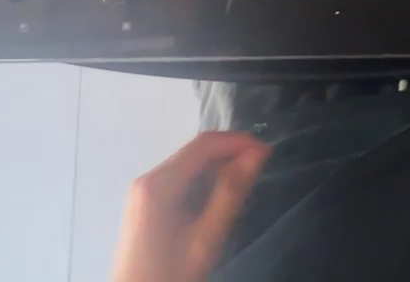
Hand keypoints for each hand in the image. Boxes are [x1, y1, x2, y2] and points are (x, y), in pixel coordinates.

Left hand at [111, 131, 271, 281]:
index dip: (237, 142)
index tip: (266, 152)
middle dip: (228, 156)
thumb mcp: (205, 240)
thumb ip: (231, 193)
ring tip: (242, 188)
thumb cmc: (169, 278)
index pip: (203, 145)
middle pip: (194, 153)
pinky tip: (217, 203)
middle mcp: (147, 179)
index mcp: (158, 184)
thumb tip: (257, 153)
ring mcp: (143, 192)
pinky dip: (201, 185)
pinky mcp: (144, 205)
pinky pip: (178, 182)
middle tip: (259, 171)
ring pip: (188, 167)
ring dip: (216, 171)